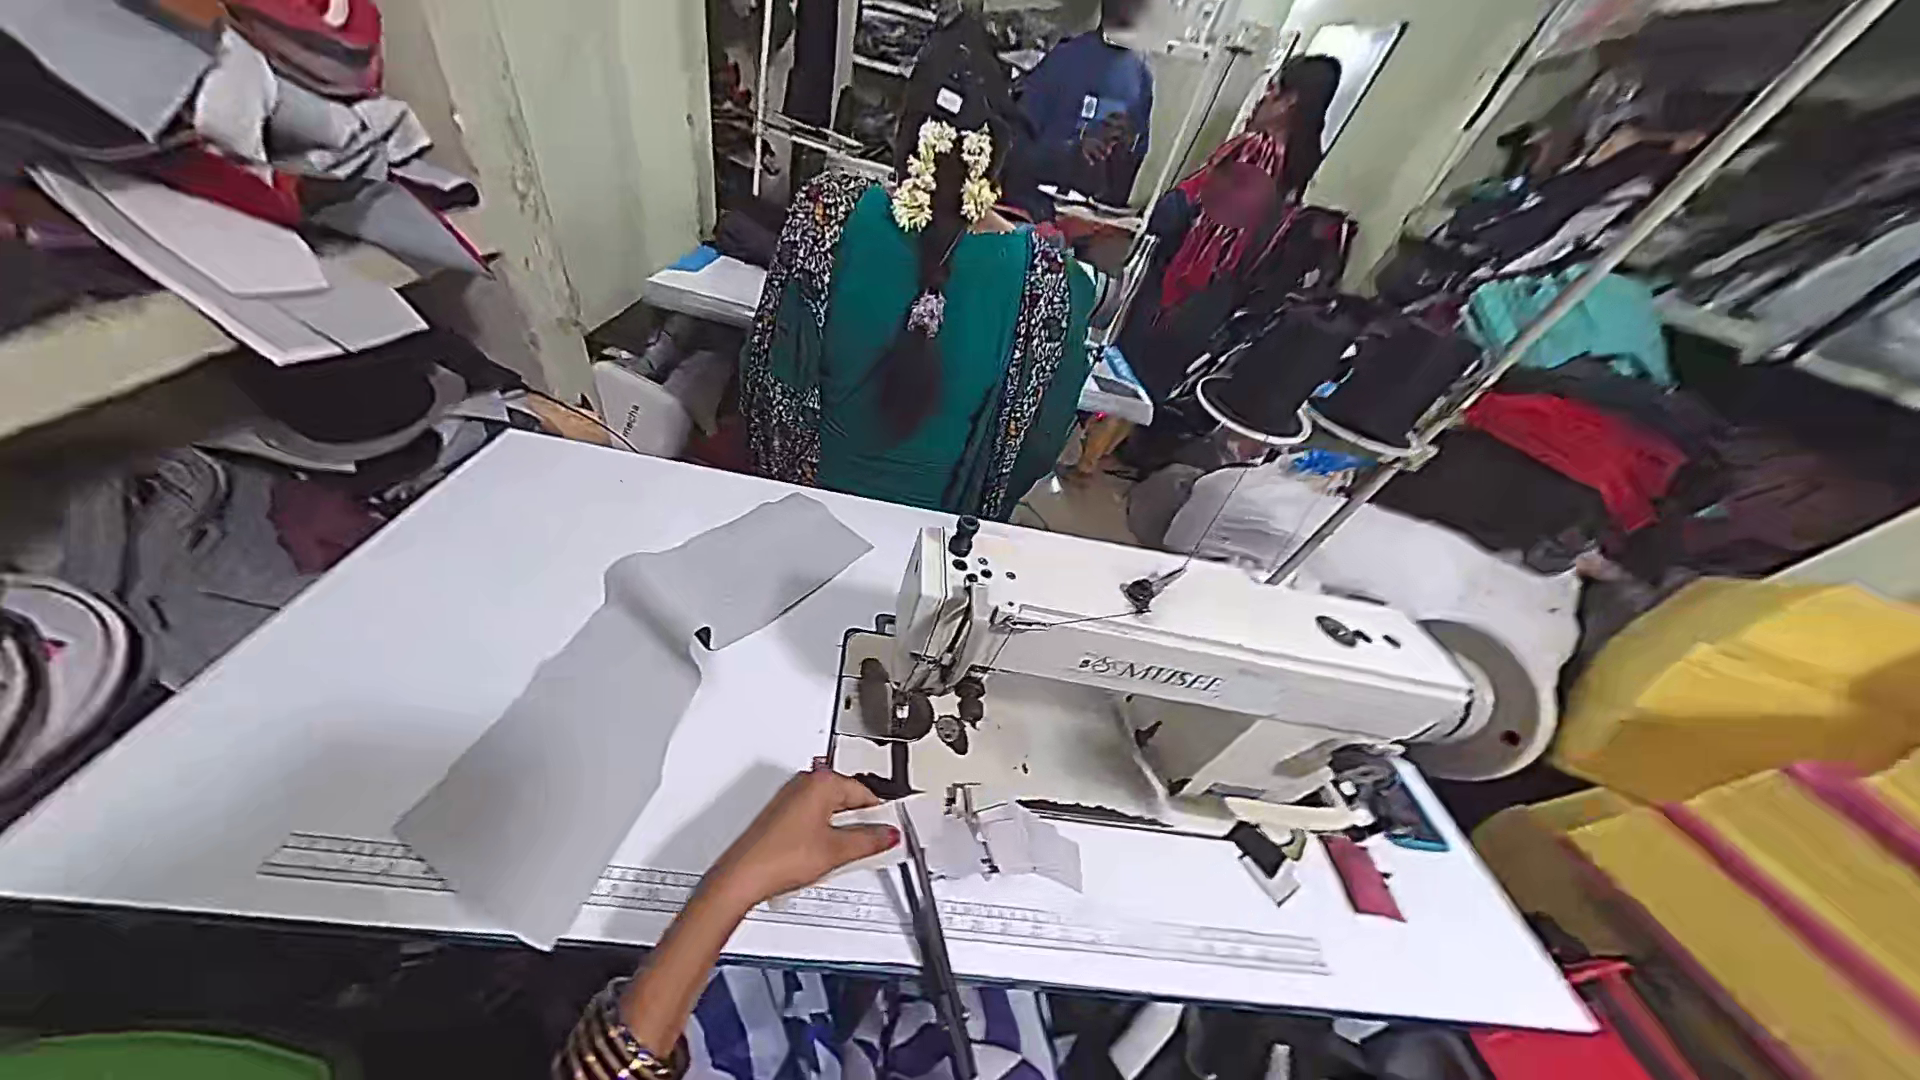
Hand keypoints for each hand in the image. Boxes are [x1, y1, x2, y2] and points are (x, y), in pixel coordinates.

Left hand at [702, 768, 899, 911]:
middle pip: (847, 798)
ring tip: (846, 852)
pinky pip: (815, 816)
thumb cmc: (777, 858)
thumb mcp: (836, 852)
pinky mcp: (782, 814)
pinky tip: (826, 853)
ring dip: (842, 828)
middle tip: (872, 843)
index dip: (880, 815)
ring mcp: (791, 797)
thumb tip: (888, 834)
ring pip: (830, 808)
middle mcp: (805, 783)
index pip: (865, 792)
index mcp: (821, 782)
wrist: (740, 878)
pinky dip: (825, 831)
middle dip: (860, 821)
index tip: (890, 829)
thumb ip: (869, 841)